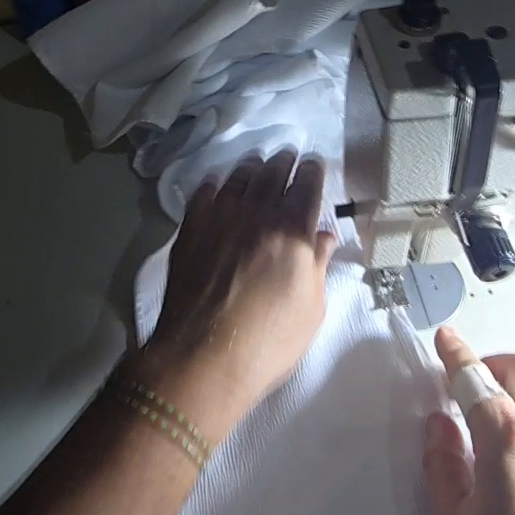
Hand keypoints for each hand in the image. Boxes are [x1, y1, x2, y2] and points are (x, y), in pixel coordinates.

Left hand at [132, 151, 336, 444]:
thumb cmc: (268, 342)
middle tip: (288, 155)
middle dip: (284, 161)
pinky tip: (218, 183)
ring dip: (252, 166)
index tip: (314, 164)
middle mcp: (257, 214)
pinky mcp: (191, 229)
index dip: (312, 170)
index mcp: (293, 231)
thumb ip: (319, 265)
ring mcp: (220, 218)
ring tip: (257, 162)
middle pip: (273, 173)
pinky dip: (215, 183)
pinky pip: (204, 193)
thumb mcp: (311, 309)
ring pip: (239, 177)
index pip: (307, 185)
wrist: (202, 358)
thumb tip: (323, 236)